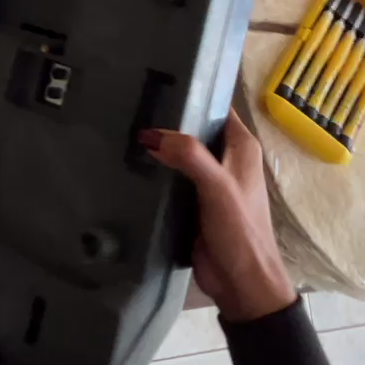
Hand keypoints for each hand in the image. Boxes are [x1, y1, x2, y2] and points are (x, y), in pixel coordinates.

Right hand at [140, 112, 297, 321]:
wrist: (242, 284)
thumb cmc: (240, 230)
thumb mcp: (218, 186)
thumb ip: (189, 156)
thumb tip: (149, 134)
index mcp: (241, 146)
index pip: (216, 106)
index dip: (193, 91)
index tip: (158, 79)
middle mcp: (225, 158)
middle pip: (193, 128)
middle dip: (167, 118)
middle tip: (131, 102)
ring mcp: (207, 180)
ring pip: (178, 152)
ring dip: (157, 145)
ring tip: (122, 127)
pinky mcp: (191, 201)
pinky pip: (169, 176)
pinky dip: (153, 169)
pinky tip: (128, 161)